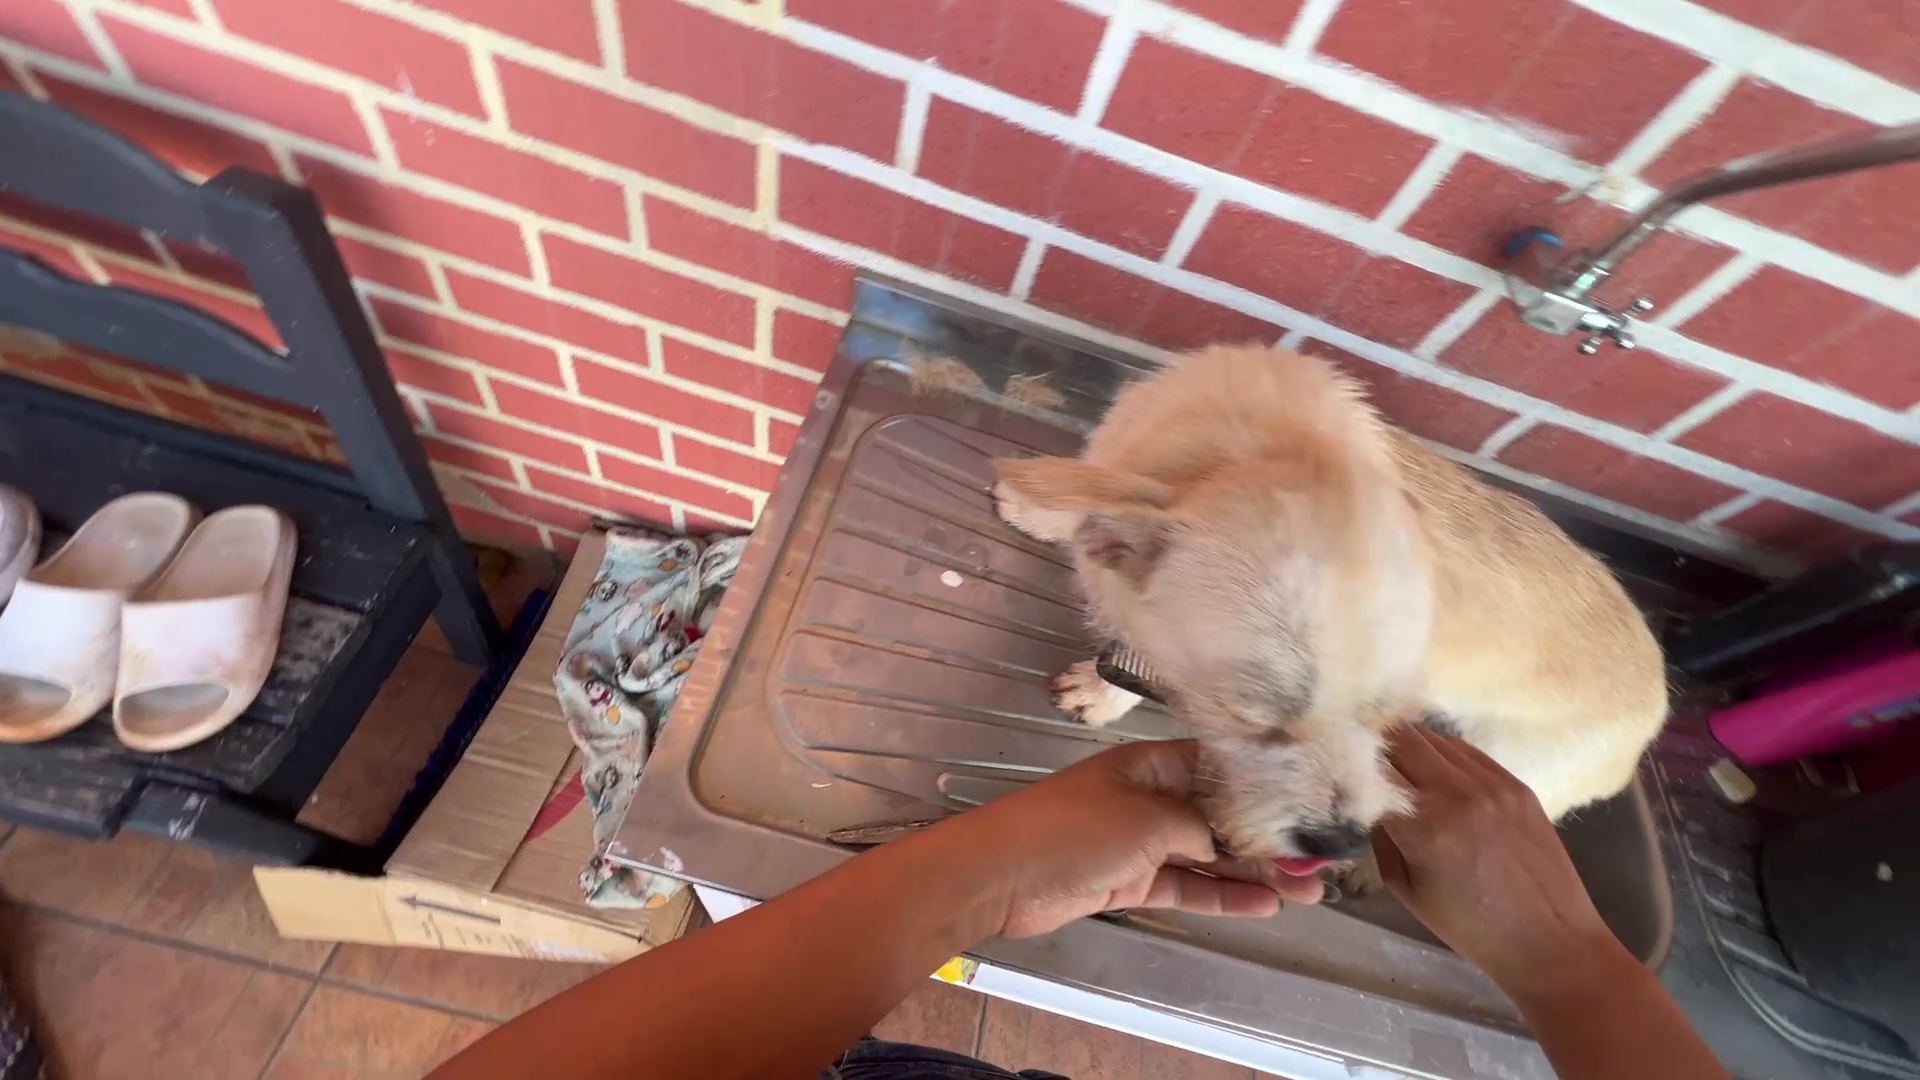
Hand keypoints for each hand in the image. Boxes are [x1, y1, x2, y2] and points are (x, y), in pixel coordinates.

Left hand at [921, 740, 1323, 938]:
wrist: (1007, 873)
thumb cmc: (1077, 828)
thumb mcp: (1147, 819)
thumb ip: (1200, 830)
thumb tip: (1239, 842)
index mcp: (1150, 764)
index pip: (1215, 766)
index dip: (1260, 784)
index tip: (1307, 802)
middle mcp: (1150, 795)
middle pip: (1216, 813)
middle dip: (1265, 835)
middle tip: (1320, 858)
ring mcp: (1140, 839)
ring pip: (1206, 852)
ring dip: (1252, 869)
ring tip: (1310, 887)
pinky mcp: (1132, 877)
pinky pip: (1185, 883)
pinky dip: (1220, 894)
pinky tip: (1264, 904)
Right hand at [1372, 724, 1620, 993]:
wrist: (1554, 945)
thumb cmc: (1468, 925)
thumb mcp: (1403, 884)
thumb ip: (1379, 830)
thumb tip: (1364, 793)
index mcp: (1423, 826)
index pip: (1368, 766)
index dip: (1346, 757)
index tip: (1333, 758)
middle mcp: (1456, 794)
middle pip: (1398, 735)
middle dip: (1374, 742)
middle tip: (1362, 755)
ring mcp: (1490, 785)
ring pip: (1430, 736)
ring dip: (1407, 744)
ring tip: (1398, 763)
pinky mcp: (1515, 784)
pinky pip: (1463, 749)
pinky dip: (1440, 753)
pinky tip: (1435, 773)